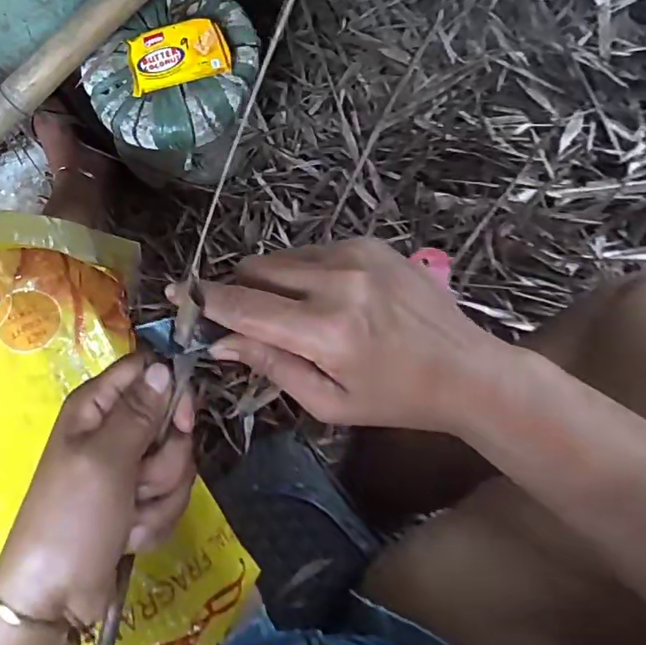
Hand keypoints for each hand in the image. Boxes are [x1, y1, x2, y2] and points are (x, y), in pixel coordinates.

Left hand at [0, 353, 196, 627]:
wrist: (54, 598)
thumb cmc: (72, 517)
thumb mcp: (106, 460)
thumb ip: (139, 412)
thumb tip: (163, 364)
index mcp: (95, 405)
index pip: (146, 371)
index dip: (172, 390)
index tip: (184, 422)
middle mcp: (112, 428)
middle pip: (169, 420)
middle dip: (165, 461)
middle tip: (138, 483)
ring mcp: (125, 466)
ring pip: (175, 463)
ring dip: (158, 497)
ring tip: (127, 516)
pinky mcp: (136, 500)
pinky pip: (168, 497)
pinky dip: (153, 520)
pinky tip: (128, 536)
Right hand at [195, 238, 520, 431]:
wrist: (470, 370)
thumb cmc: (396, 399)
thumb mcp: (328, 403)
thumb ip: (269, 365)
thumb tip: (218, 341)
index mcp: (326, 332)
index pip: (244, 307)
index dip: (204, 299)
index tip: (176, 293)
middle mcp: (335, 283)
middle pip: (253, 271)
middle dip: (237, 290)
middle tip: (240, 314)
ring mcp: (353, 255)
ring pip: (278, 258)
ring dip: (270, 282)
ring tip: (296, 311)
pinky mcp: (366, 242)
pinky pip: (308, 251)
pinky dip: (301, 272)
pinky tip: (328, 296)